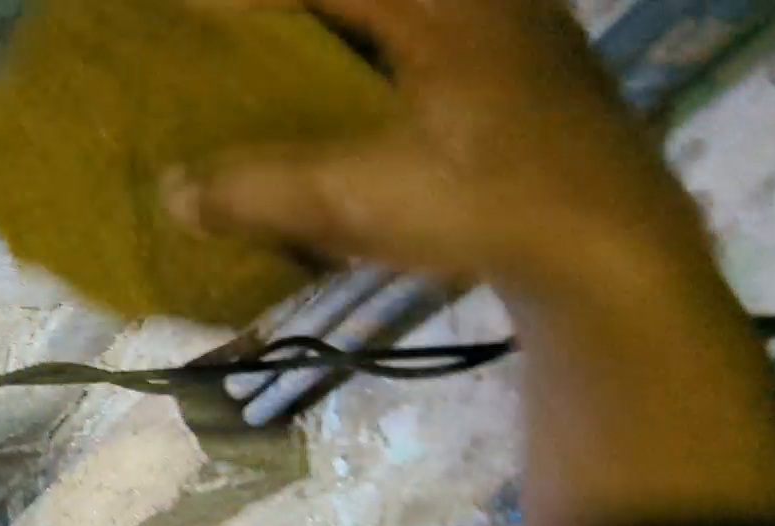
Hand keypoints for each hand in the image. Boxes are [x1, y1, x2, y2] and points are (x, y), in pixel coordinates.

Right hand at [168, 0, 713, 301]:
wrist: (604, 252)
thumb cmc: (480, 201)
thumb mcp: (352, 195)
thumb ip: (254, 190)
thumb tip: (170, 193)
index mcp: (446, 6)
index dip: (251, 6)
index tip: (192, 20)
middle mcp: (482, 10)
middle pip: (363, 9)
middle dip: (291, 31)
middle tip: (231, 57)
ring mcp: (505, 53)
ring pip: (394, 40)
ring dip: (331, 61)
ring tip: (270, 93)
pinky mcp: (512, 99)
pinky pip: (419, 76)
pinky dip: (369, 94)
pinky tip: (341, 133)